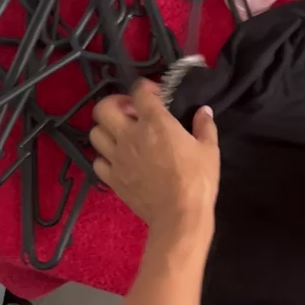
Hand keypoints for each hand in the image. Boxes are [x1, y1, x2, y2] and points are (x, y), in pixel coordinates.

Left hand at [91, 79, 219, 237]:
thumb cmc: (197, 181)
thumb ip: (204, 126)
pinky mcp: (113, 179)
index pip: (139, 92)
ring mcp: (117, 158)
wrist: (179, 216)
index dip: (146, 88)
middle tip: (129, 113)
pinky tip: (118, 160)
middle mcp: (130, 136)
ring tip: (121, 135)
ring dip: (106, 130)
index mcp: (155, 123)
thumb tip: (204, 111)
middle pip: (104, 108)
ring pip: (95, 133)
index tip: (155, 95)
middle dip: (115, 104)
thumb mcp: (209, 150)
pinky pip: (97, 162)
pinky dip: (104, 157)